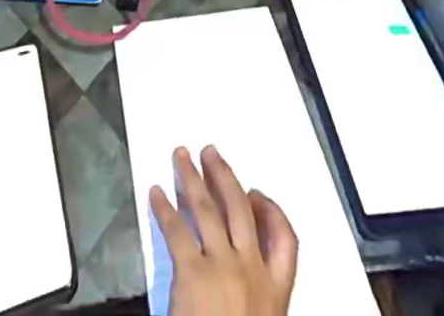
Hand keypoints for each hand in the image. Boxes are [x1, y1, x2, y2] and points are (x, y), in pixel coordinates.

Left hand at [149, 146, 298, 315]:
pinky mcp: (191, 274)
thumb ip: (258, 293)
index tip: (257, 193)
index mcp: (275, 291)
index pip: (287, 238)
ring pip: (208, 210)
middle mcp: (252, 270)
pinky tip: (156, 193)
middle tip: (209, 152)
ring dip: (192, 179)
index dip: (273, 209)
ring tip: (180, 156)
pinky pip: (178, 231)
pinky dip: (165, 209)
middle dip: (224, 176)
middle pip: (241, 210)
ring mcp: (222, 268)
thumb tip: (241, 263)